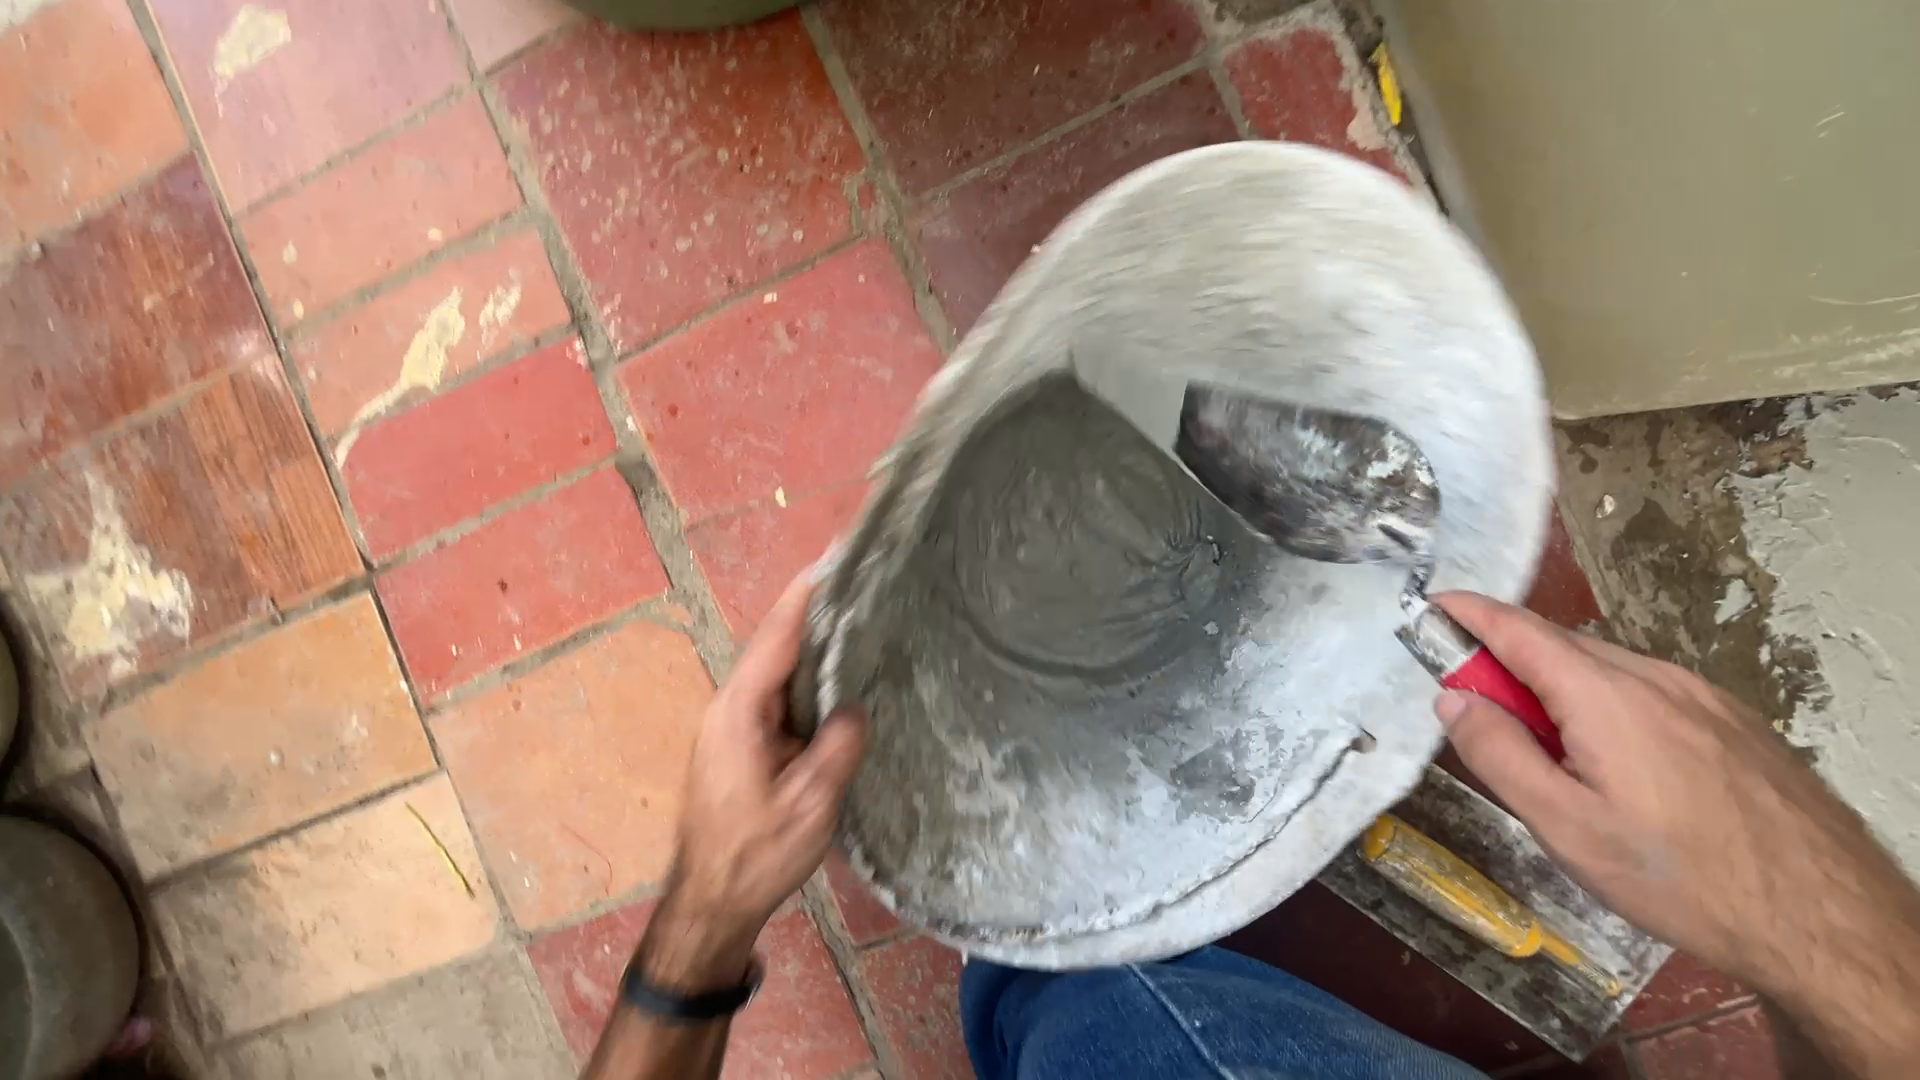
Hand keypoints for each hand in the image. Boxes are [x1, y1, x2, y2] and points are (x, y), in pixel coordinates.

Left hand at [638, 572, 866, 991]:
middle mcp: (728, 709)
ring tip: (854, 619)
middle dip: (812, 613)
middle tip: (857, 585)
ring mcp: (730, 727)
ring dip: (810, 647)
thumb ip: (837, 748)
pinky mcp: (740, 746)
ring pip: (776, 673)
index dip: (802, 597)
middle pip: (773, 647)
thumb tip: (854, 708)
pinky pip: (776, 698)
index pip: (775, 638)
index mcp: (739, 712)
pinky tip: (835, 680)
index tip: (829, 561)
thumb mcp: (809, 804)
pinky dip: (805, 680)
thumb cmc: (756, 854)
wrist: (709, 904)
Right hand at [1432, 592, 1919, 1077]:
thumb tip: (1451, 698)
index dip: (1468, 611)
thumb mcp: (1562, 824)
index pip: (1518, 629)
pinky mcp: (1737, 724)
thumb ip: (1496, 753)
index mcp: (1606, 695)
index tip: (1431, 604)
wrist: (1837, 932)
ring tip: (1551, 754)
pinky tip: (1614, 762)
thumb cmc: (1679, 877)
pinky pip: (1647, 692)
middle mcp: (1657, 680)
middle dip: (1507, 665)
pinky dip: (1603, 703)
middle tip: (1480, 716)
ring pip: (1605, 670)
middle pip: (1559, 648)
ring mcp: (1706, 699)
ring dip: (1556, 687)